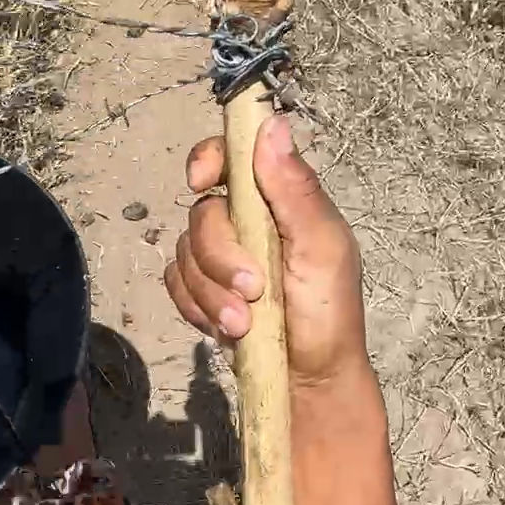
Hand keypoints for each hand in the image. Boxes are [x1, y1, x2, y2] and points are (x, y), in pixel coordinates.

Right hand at [164, 115, 367, 387]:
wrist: (309, 380)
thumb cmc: (329, 312)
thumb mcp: (323, 249)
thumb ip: (296, 191)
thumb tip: (272, 125)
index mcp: (277, 200)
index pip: (231, 158)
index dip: (208, 159)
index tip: (201, 181)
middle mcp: (244, 221)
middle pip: (202, 214)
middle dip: (220, 258)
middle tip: (253, 292)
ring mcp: (219, 257)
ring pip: (184, 253)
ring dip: (210, 292)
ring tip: (243, 323)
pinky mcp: (200, 290)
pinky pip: (175, 284)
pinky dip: (194, 306)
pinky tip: (223, 327)